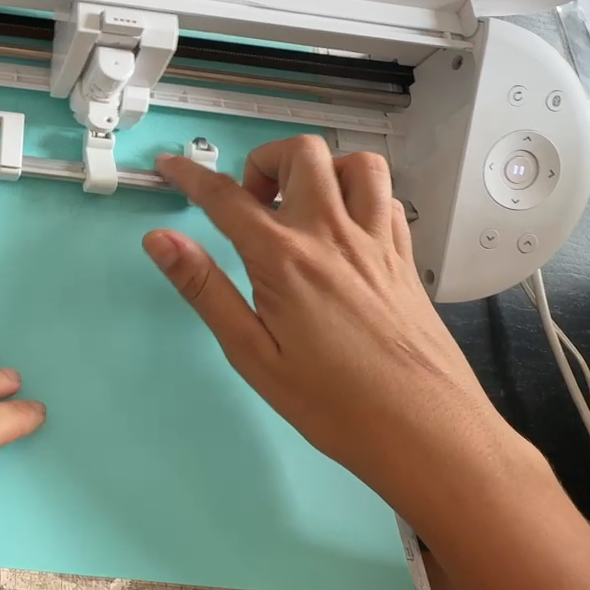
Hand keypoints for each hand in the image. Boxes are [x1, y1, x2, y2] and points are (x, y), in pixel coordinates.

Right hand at [144, 136, 536, 522]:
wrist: (430, 435)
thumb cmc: (331, 402)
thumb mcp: (250, 352)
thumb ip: (204, 287)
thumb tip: (159, 239)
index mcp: (285, 257)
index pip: (225, 197)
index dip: (190, 174)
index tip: (170, 165)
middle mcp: (333, 234)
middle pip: (299, 153)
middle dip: (263, 162)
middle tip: (251, 205)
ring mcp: (377, 241)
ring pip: (355, 163)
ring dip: (319, 170)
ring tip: (299, 207)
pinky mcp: (406, 257)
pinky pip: (386, 197)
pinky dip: (358, 195)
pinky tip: (342, 230)